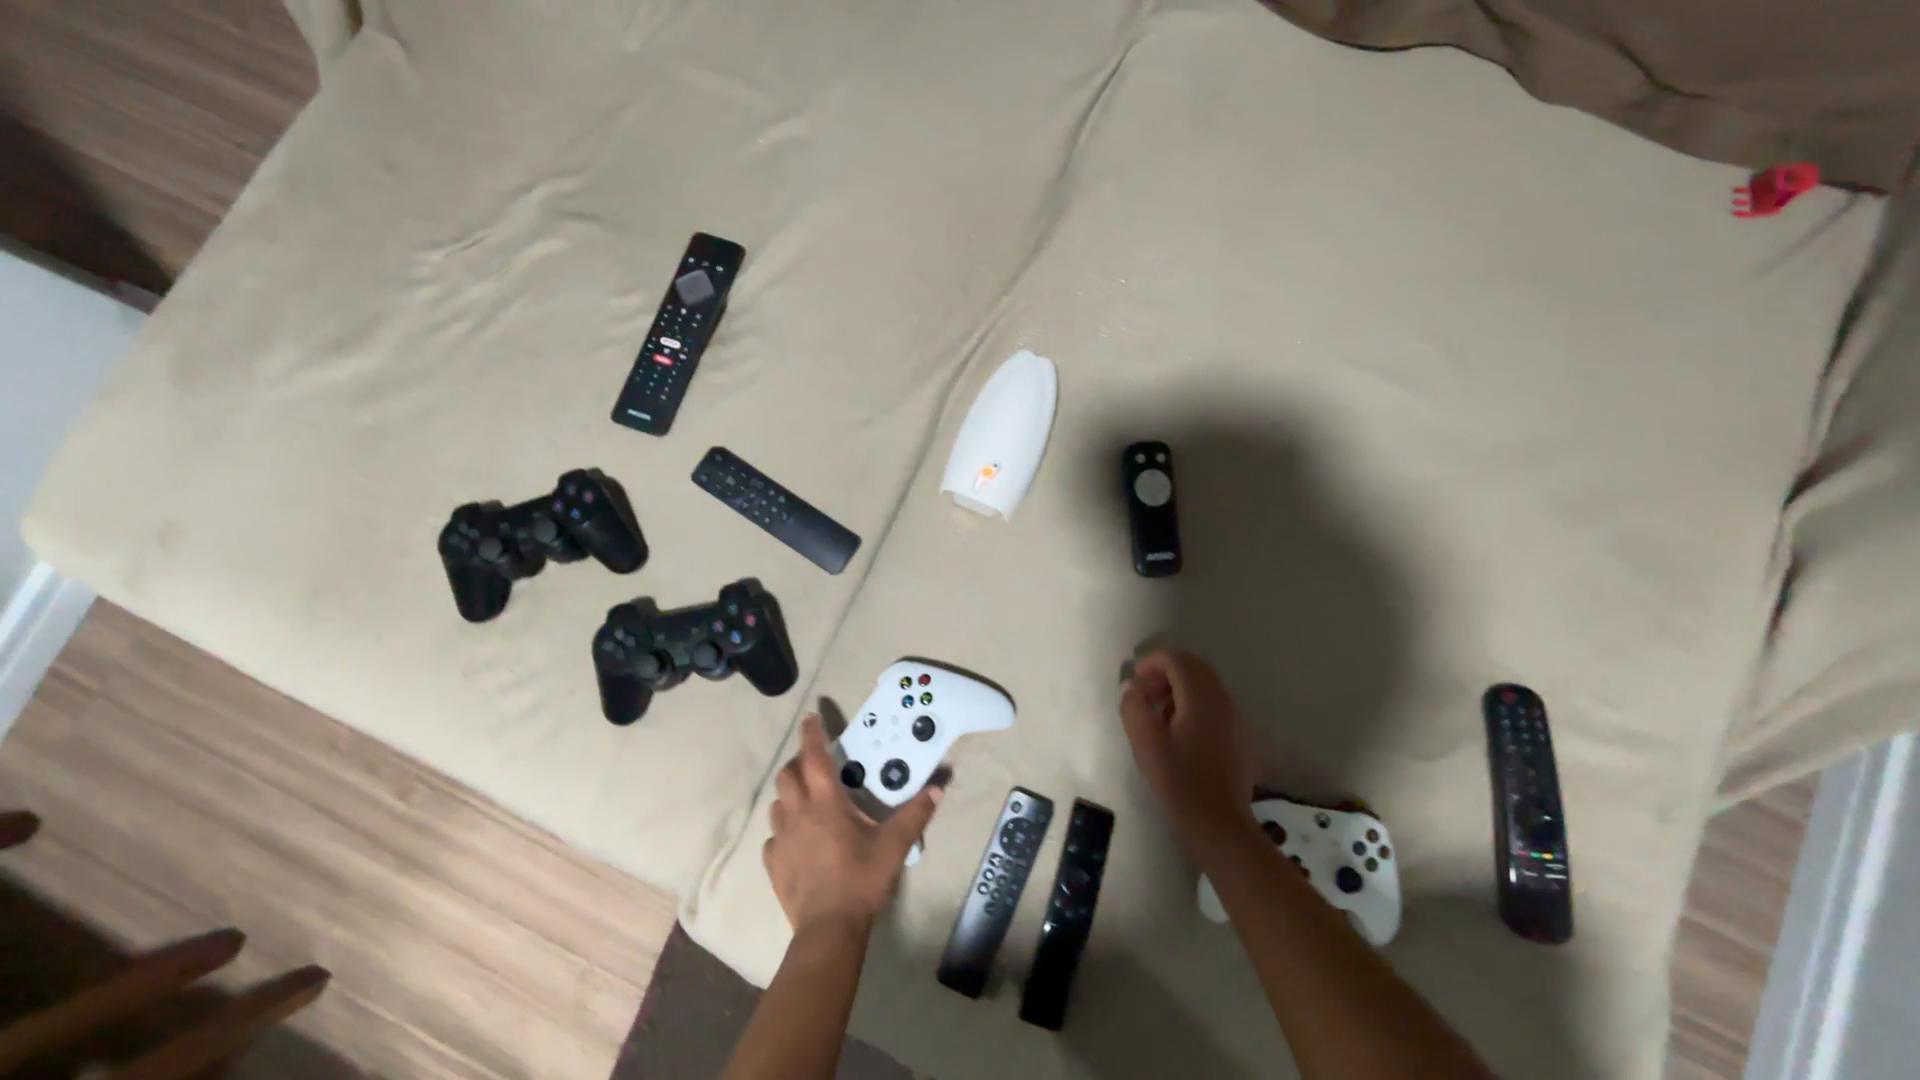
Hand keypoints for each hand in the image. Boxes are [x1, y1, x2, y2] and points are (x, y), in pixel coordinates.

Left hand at [764, 714, 942, 932]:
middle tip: (811, 763)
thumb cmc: (861, 878)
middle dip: (796, 763)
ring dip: (788, 795)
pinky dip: (782, 831)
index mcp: (826, 803)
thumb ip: (916, 814)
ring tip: (804, 800)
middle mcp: (798, 814)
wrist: (828, 926)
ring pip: (777, 804)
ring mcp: (781, 839)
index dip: (812, 735)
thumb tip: (938, 787)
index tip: (810, 717)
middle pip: (787, 776)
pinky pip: (772, 838)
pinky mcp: (773, 864)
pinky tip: (795, 841)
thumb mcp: (895, 845)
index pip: (814, 758)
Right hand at [1119, 650, 1255, 849]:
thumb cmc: (1179, 781)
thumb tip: (1131, 687)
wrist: (1218, 821)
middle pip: (1195, 669)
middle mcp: (1223, 701)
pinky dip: (1194, 705)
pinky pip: (1215, 705)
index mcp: (1201, 699)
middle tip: (1144, 693)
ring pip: (1207, 687)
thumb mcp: (1146, 744)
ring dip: (1180, 690)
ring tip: (1158, 714)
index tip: (1135, 680)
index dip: (1153, 662)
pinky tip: (1179, 732)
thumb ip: (1135, 708)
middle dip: (1167, 673)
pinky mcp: (1239, 736)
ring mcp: (1235, 718)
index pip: (1178, 661)